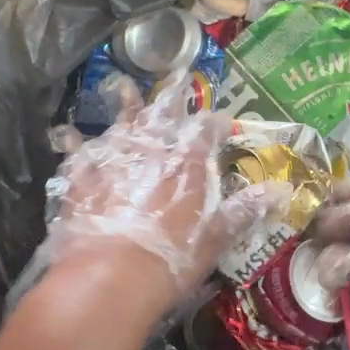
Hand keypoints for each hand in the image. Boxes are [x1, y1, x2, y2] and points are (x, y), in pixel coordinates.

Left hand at [43, 95, 279, 314]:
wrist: (109, 274)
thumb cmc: (171, 256)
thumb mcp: (217, 238)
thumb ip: (246, 210)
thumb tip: (283, 190)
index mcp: (188, 161)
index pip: (208, 127)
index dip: (217, 124)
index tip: (222, 125)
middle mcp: (151, 148)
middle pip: (163, 111)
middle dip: (171, 95)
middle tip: (175, 75)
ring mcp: (113, 157)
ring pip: (120, 121)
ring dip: (124, 103)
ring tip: (122, 86)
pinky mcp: (81, 174)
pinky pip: (76, 149)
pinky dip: (73, 140)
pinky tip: (66, 132)